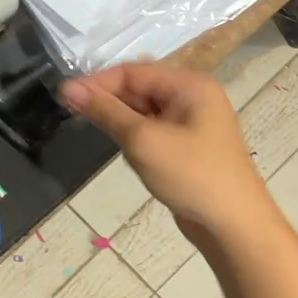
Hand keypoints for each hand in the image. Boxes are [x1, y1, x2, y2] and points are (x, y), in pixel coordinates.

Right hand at [60, 63, 276, 240]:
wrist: (233, 225)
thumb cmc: (191, 176)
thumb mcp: (142, 139)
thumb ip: (104, 110)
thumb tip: (66, 87)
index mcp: (189, 85)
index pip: (131, 72)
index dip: (96, 82)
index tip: (64, 97)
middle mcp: (192, 96)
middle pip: (136, 86)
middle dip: (105, 98)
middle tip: (71, 112)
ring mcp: (190, 120)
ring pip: (141, 107)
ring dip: (116, 115)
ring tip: (90, 126)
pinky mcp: (185, 142)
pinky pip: (149, 126)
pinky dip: (130, 130)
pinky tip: (118, 143)